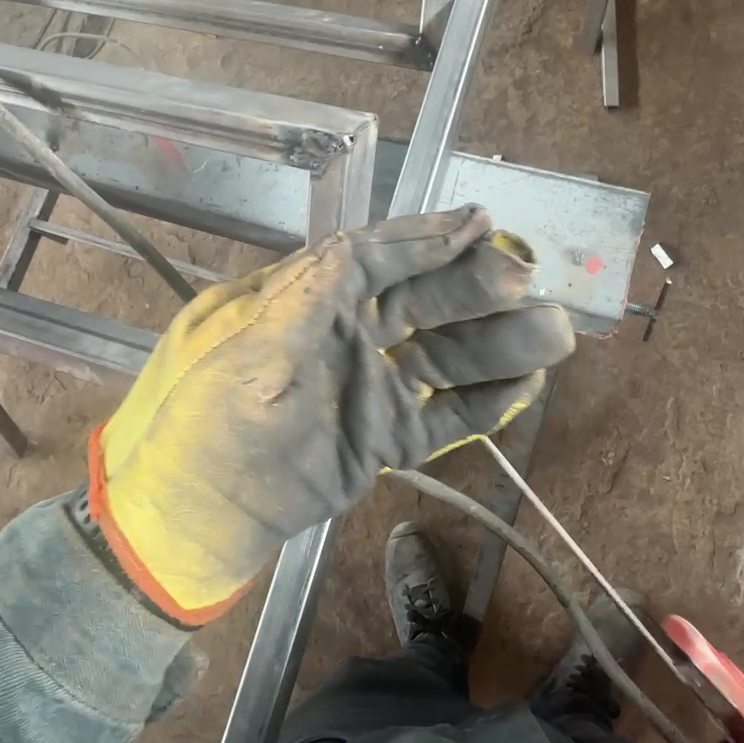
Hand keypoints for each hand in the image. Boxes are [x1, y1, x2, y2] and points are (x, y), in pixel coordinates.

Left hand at [87, 205, 575, 624]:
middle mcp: (345, 335)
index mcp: (305, 302)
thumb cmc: (198, 424)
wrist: (190, 518)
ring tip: (553, 334)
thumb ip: (303, 296)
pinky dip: (485, 402)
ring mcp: (369, 388)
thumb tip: (359, 247)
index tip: (479, 223)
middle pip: (422, 300)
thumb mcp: (240, 347)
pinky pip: (445, 415)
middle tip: (525, 279)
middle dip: (475, 286)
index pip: (374, 257)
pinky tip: (525, 387)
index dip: (424, 238)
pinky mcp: (385, 438)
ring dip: (498, 343)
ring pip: (444, 356)